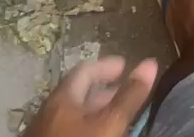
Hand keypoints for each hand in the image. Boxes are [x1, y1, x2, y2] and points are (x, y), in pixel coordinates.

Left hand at [24, 57, 157, 136]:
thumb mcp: (110, 124)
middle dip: (103, 91)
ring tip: (114, 118)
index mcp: (62, 98)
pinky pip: (65, 130)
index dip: (107, 65)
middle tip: (124, 94)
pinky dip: (83, 128)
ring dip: (93, 112)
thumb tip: (150, 63)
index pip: (85, 69)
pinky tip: (96, 135)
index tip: (126, 66)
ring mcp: (42, 133)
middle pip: (77, 93)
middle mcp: (48, 112)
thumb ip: (129, 96)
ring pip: (70, 115)